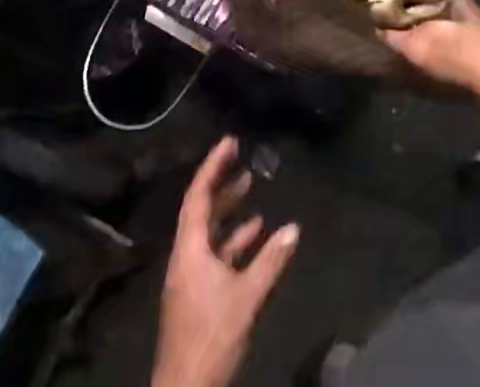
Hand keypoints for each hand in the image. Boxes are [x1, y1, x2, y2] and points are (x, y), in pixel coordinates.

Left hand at [153, 137, 298, 386]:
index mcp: (190, 251)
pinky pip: (216, 254)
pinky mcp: (199, 294)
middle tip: (242, 159)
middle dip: (221, 183)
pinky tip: (257, 233)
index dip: (213, 167)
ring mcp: (191, 276)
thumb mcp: (246, 297)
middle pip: (202, 210)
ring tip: (251, 186)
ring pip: (210, 232)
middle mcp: (186, 257)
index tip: (229, 142)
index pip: (199, 196)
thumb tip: (293, 228)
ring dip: (229, 210)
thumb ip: (270, 261)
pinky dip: (234, 240)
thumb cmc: (212, 337)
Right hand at [369, 0, 479, 89]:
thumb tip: (380, 29)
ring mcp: (456, 3)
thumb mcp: (417, 46)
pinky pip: (430, 12)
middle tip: (371, 10)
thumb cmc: (453, 52)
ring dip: (403, 10)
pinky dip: (416, 18)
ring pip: (421, 0)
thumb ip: (394, 36)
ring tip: (384, 21)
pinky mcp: (460, 19)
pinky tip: (406, 32)